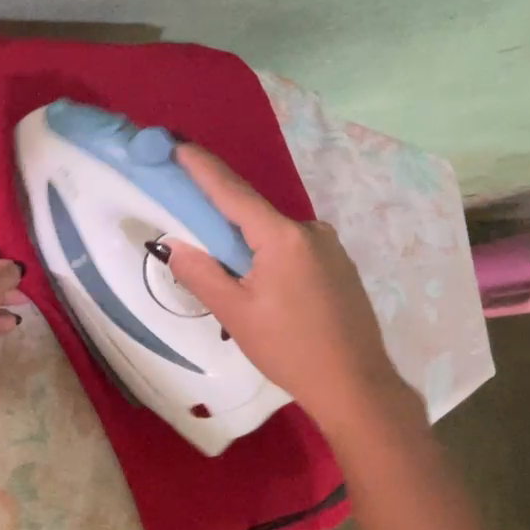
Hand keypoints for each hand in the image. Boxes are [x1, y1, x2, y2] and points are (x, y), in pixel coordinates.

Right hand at [159, 144, 418, 432]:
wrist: (356, 385)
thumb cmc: (289, 349)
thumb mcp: (234, 313)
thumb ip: (200, 273)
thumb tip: (173, 244)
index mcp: (281, 237)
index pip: (232, 192)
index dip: (202, 167)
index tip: (178, 144)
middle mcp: (309, 231)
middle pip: (251, 211)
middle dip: (217, 209)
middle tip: (184, 208)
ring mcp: (329, 247)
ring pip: (271, 233)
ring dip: (242, 239)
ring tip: (219, 263)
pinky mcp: (338, 266)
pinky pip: (290, 248)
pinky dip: (265, 253)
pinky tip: (256, 280)